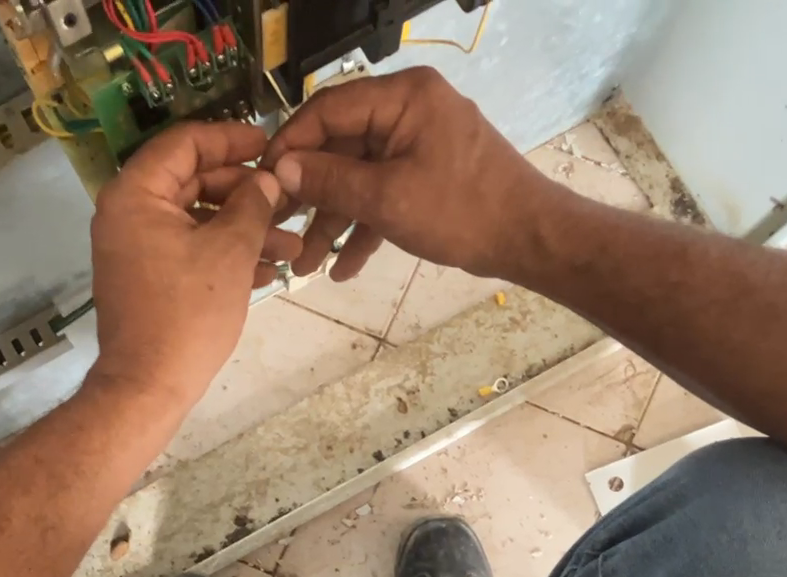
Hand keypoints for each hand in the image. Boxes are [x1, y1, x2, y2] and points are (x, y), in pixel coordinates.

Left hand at [86, 122, 302, 408]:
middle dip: (246, 195)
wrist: (149, 385)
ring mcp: (135, 250)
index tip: (269, 146)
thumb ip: (252, 205)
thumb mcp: (230, 252)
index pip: (185, 144)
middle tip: (287, 203)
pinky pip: (187, 253)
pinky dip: (223, 257)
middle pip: (193, 184)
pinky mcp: (147, 281)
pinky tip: (266, 272)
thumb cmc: (188, 314)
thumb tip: (268, 179)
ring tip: (291, 247)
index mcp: (136, 194)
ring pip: (196, 223)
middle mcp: (127, 214)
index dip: (232, 140)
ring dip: (243, 232)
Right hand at [264, 67, 555, 281]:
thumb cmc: (460, 211)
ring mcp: (416, 144)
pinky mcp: (424, 175)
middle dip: (310, 196)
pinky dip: (363, 229)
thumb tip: (279, 168)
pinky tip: (341, 269)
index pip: (327, 110)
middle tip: (277, 229)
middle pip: (340, 149)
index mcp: (402, 98)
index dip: (290, 145)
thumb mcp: (386, 198)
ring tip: (305, 266)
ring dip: (332, 223)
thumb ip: (330, 180)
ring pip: (358, 179)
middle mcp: (407, 112)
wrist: (526, 238)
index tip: (259, 181)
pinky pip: (382, 196)